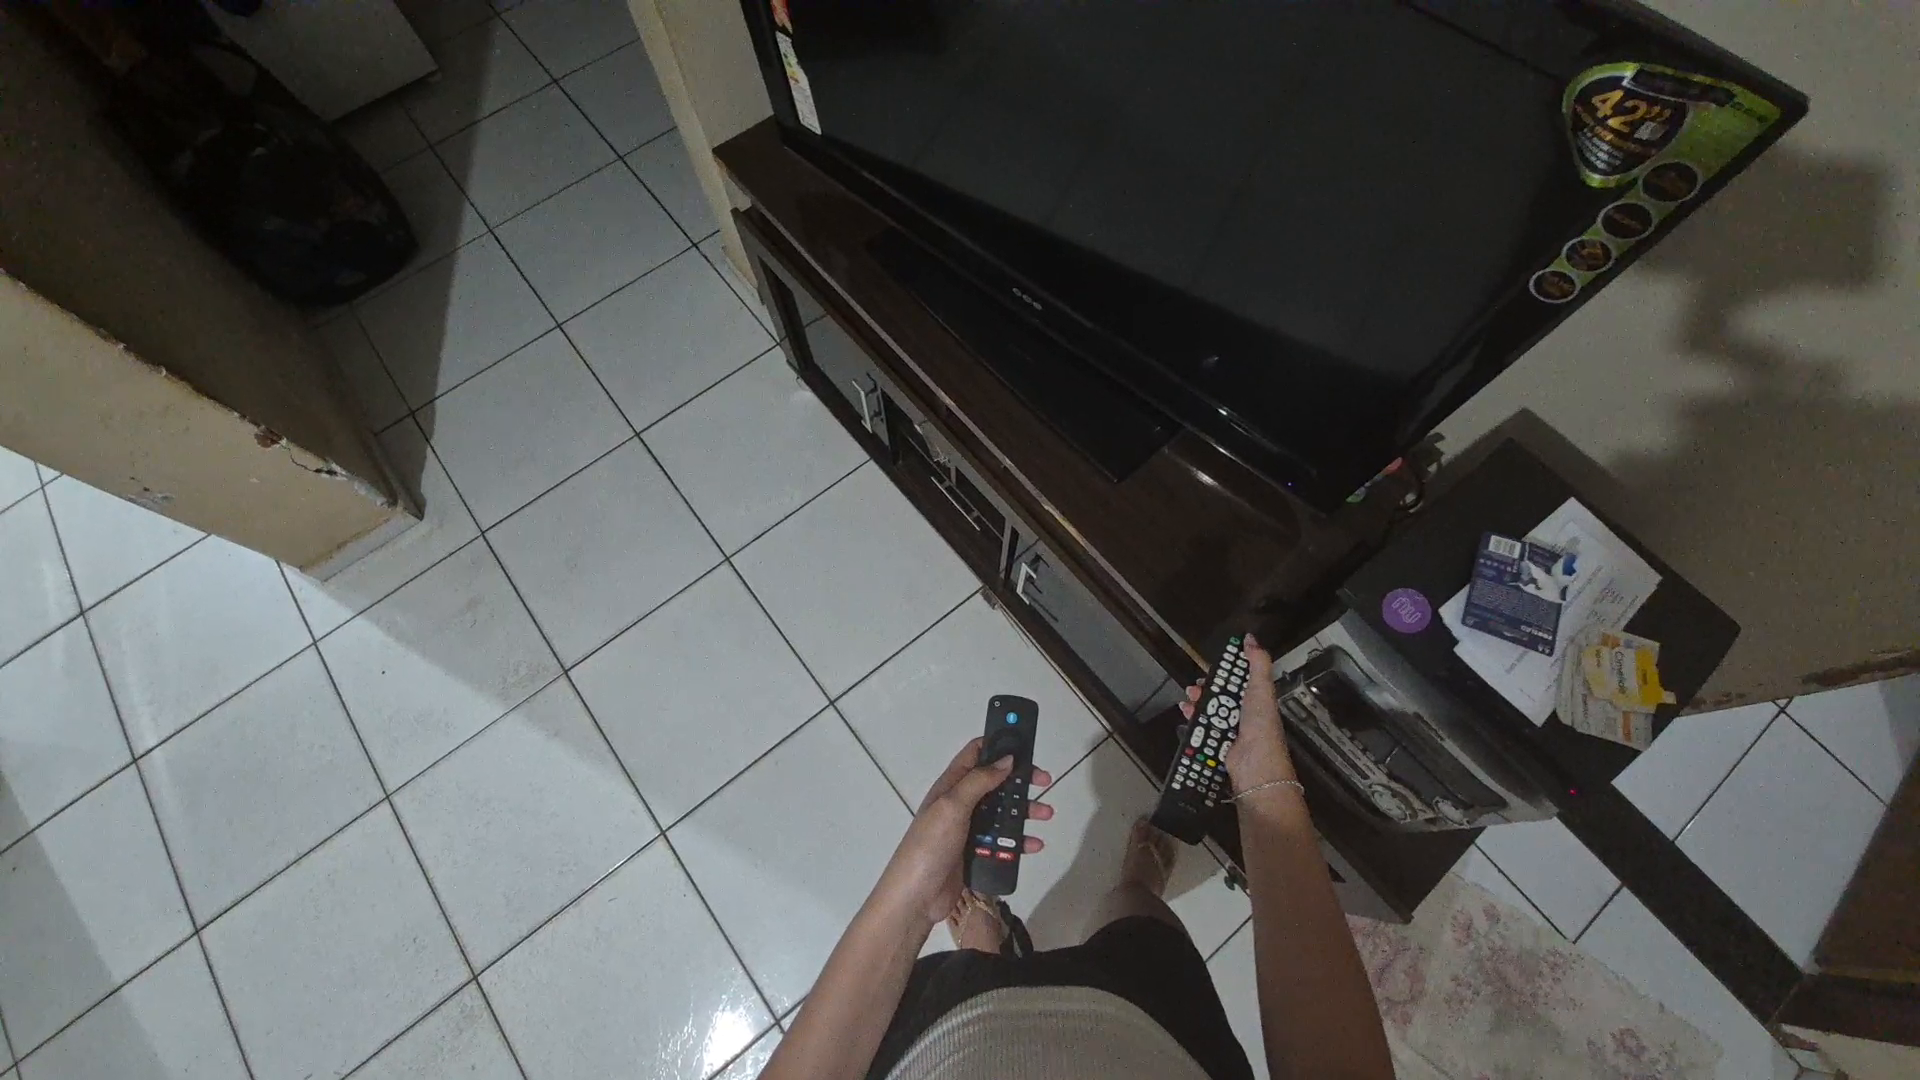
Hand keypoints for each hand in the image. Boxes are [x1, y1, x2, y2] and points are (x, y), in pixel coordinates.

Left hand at [872, 739, 1053, 925]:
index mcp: (952, 785)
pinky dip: (1020, 842)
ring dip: (1025, 812)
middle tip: (1044, 781)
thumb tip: (1007, 759)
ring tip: (1047, 814)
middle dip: (1020, 780)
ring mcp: (969, 829)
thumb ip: (979, 781)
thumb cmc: (930, 845)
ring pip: (1003, 813)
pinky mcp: (977, 853)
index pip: (975, 754)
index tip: (1024, 744)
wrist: (917, 898)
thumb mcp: (952, 806)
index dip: (998, 745)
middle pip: (996, 783)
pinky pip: (1004, 843)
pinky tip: (1035, 844)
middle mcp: (962, 803)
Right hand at [1179, 634, 1296, 795]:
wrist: (1255, 766)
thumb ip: (1258, 663)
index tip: (1214, 666)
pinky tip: (1186, 713)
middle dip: (1206, 689)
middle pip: (1220, 696)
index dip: (1226, 672)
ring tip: (1189, 699)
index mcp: (1257, 701)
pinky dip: (1192, 719)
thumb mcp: (1261, 689)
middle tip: (1196, 686)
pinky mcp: (1218, 743)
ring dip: (1197, 703)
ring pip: (1209, 711)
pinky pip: (1201, 727)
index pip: (1239, 681)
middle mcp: (1244, 715)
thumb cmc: (1261, 727)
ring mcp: (1230, 730)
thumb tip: (1250, 638)